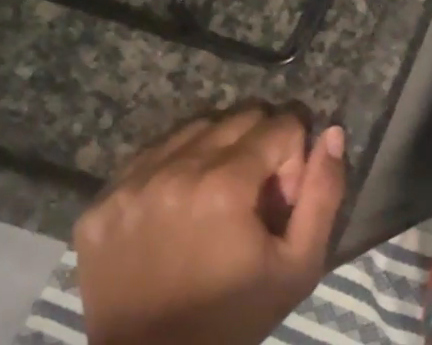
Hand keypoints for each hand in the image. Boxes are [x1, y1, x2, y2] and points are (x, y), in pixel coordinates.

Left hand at [74, 109, 347, 344]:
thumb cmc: (235, 315)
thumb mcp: (301, 263)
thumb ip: (324, 192)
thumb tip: (332, 133)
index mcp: (224, 185)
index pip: (282, 125)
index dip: (294, 159)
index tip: (282, 200)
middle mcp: (173, 173)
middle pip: (240, 117)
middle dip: (261, 146)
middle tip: (253, 197)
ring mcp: (129, 187)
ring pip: (195, 128)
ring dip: (218, 151)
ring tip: (216, 199)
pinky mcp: (98, 205)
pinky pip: (151, 156)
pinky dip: (175, 167)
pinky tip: (179, 206)